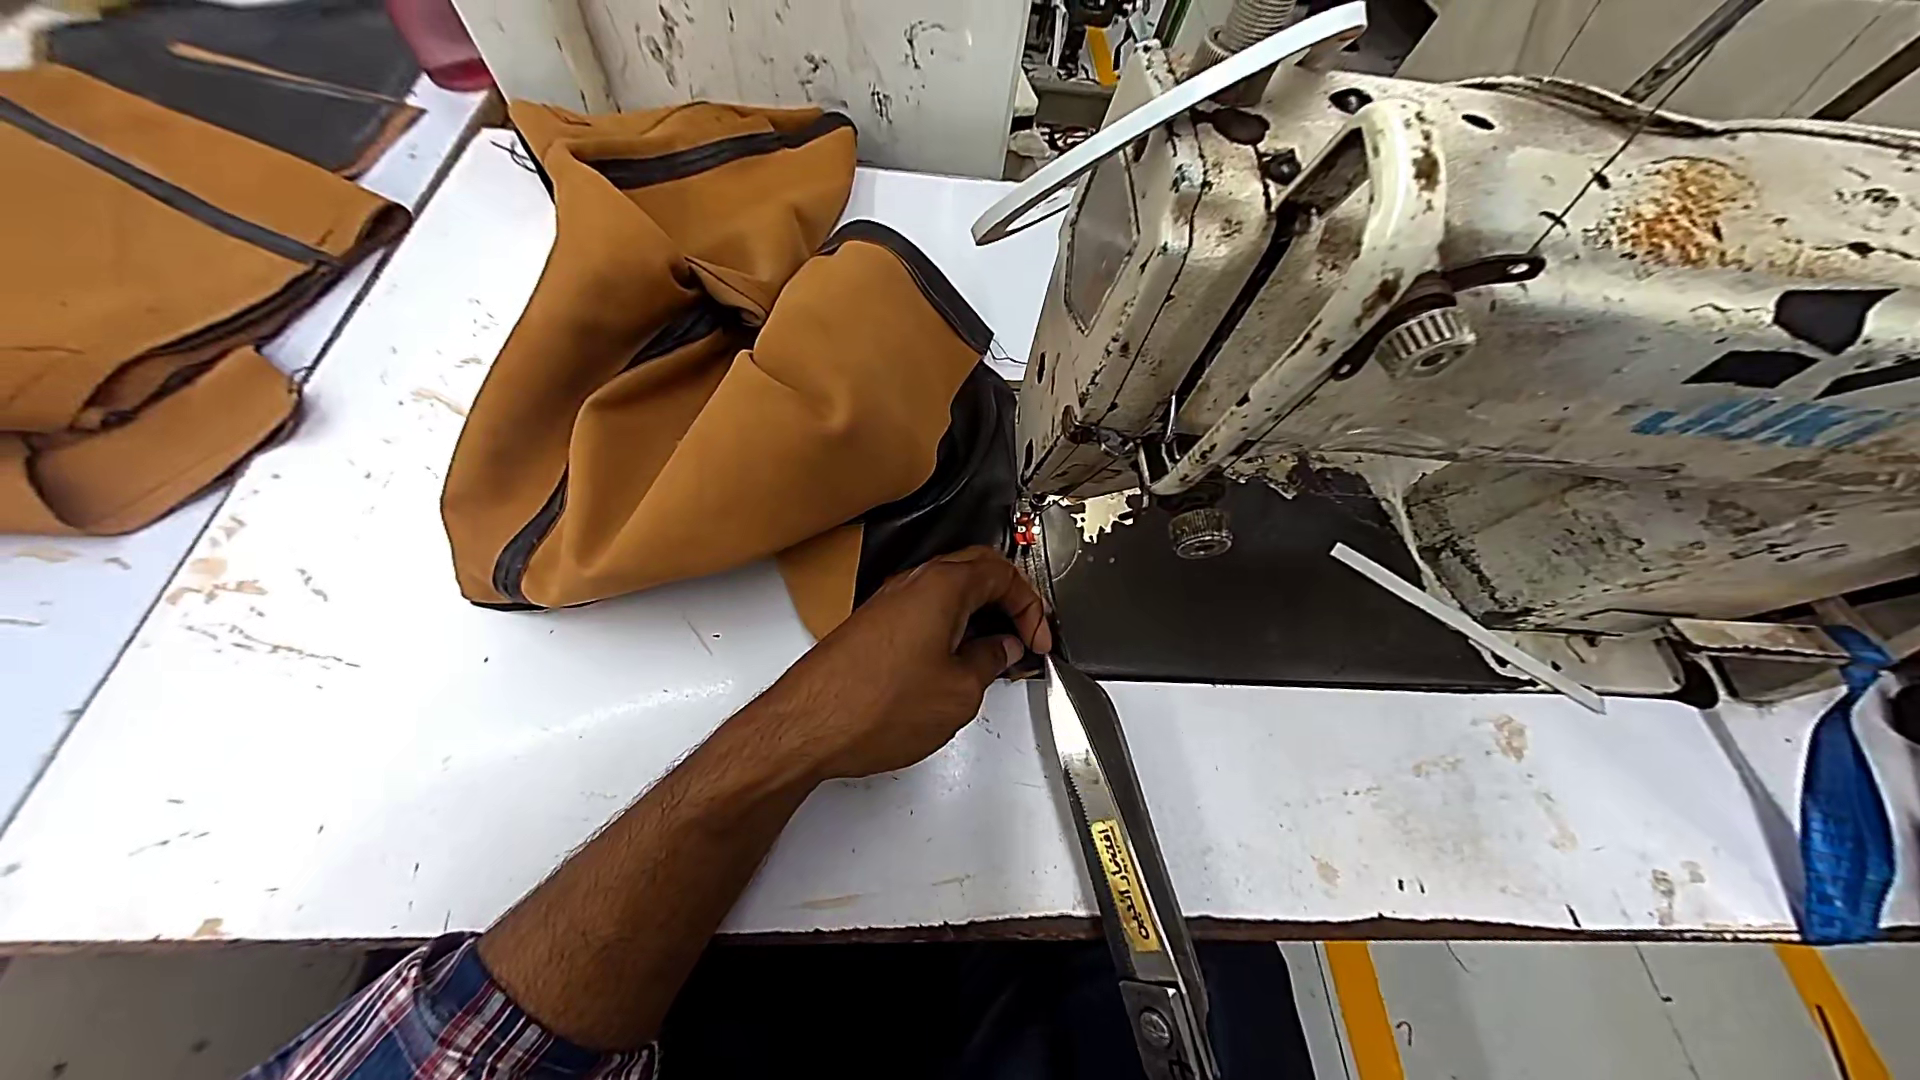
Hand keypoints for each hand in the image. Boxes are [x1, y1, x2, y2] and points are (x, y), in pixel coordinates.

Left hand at [756, 546, 1051, 780]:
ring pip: (949, 591)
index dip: (1031, 606)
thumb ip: (989, 661)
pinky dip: (951, 626)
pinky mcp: (875, 625)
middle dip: (1009, 600)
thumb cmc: (872, 705)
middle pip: (977, 571)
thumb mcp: (958, 691)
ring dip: (979, 613)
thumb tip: (1000, 648)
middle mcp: (912, 583)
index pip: (1003, 574)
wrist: (808, 726)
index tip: (1039, 637)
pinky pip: (925, 611)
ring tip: (996, 653)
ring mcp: (890, 602)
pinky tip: (958, 661)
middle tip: (1025, 633)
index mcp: (941, 586)